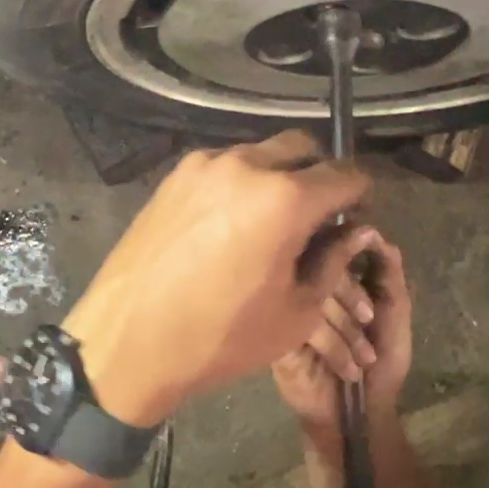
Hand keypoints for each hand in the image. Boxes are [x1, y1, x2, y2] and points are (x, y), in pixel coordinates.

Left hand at [60, 130, 370, 425]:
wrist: (128, 340)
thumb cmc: (220, 336)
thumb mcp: (295, 311)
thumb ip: (332, 261)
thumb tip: (355, 231)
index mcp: (284, 198)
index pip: (344, 173)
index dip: (360, 194)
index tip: (356, 215)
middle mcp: (245, 166)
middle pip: (302, 147)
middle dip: (319, 174)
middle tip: (317, 215)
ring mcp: (204, 166)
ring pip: (259, 154)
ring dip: (277, 176)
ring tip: (269, 223)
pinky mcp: (174, 176)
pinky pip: (223, 167)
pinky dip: (240, 184)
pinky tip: (230, 225)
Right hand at [272, 229, 413, 432]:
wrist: (362, 413)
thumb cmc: (381, 362)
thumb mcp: (395, 311)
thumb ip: (388, 270)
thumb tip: (374, 231)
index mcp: (332, 275)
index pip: (333, 244)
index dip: (352, 254)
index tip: (369, 277)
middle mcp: (306, 286)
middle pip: (318, 265)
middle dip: (351, 294)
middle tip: (370, 321)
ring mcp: (288, 310)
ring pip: (310, 295)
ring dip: (344, 328)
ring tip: (365, 358)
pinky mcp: (276, 337)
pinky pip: (297, 325)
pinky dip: (329, 345)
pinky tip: (345, 366)